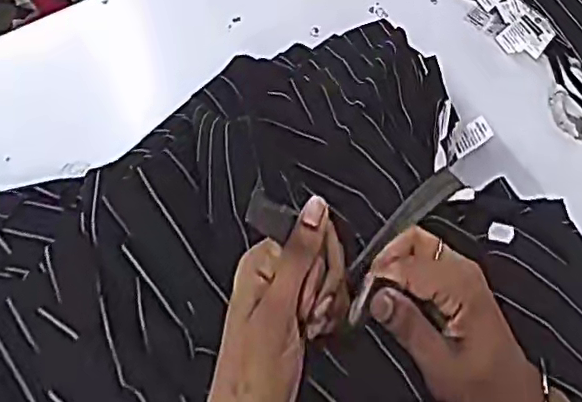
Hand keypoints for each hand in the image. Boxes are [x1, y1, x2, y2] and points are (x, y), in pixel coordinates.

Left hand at [208, 196, 345, 401]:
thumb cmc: (251, 376)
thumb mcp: (278, 308)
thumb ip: (299, 253)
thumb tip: (315, 206)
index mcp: (261, 258)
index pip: (312, 229)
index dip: (321, 260)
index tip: (311, 291)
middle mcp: (272, 270)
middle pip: (324, 252)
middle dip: (325, 285)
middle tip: (305, 313)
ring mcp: (286, 291)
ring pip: (330, 276)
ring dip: (328, 304)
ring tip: (307, 326)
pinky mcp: (298, 310)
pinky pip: (330, 297)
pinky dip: (330, 315)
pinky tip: (315, 330)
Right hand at [364, 228, 544, 401]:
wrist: (512, 395)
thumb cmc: (484, 386)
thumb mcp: (441, 365)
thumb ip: (408, 326)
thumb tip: (377, 297)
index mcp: (461, 284)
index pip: (408, 263)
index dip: (380, 276)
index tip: (362, 297)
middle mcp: (463, 269)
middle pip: (415, 239)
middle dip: (387, 257)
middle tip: (368, 287)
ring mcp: (463, 273)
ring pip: (419, 245)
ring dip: (395, 262)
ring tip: (378, 291)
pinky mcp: (460, 281)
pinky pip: (427, 260)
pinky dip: (406, 270)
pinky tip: (396, 294)